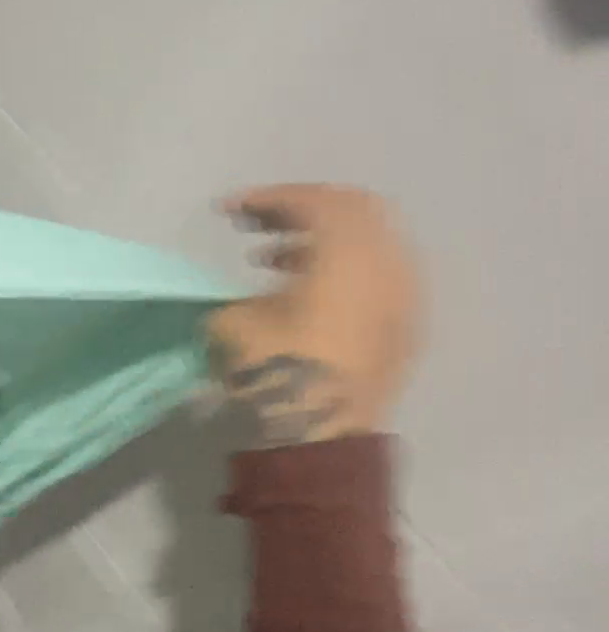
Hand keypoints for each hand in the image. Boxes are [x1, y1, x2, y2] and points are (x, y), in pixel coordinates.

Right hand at [208, 184, 420, 447]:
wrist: (318, 433)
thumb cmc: (273, 371)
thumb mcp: (230, 325)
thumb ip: (237, 293)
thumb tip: (239, 290)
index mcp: (348, 256)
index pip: (316, 202)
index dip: (269, 198)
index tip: (227, 211)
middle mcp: (388, 262)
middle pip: (354, 211)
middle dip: (301, 209)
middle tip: (255, 222)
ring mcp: (404, 292)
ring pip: (368, 241)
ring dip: (319, 239)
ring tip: (270, 258)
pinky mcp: (401, 320)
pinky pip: (373, 271)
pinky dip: (337, 265)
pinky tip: (298, 288)